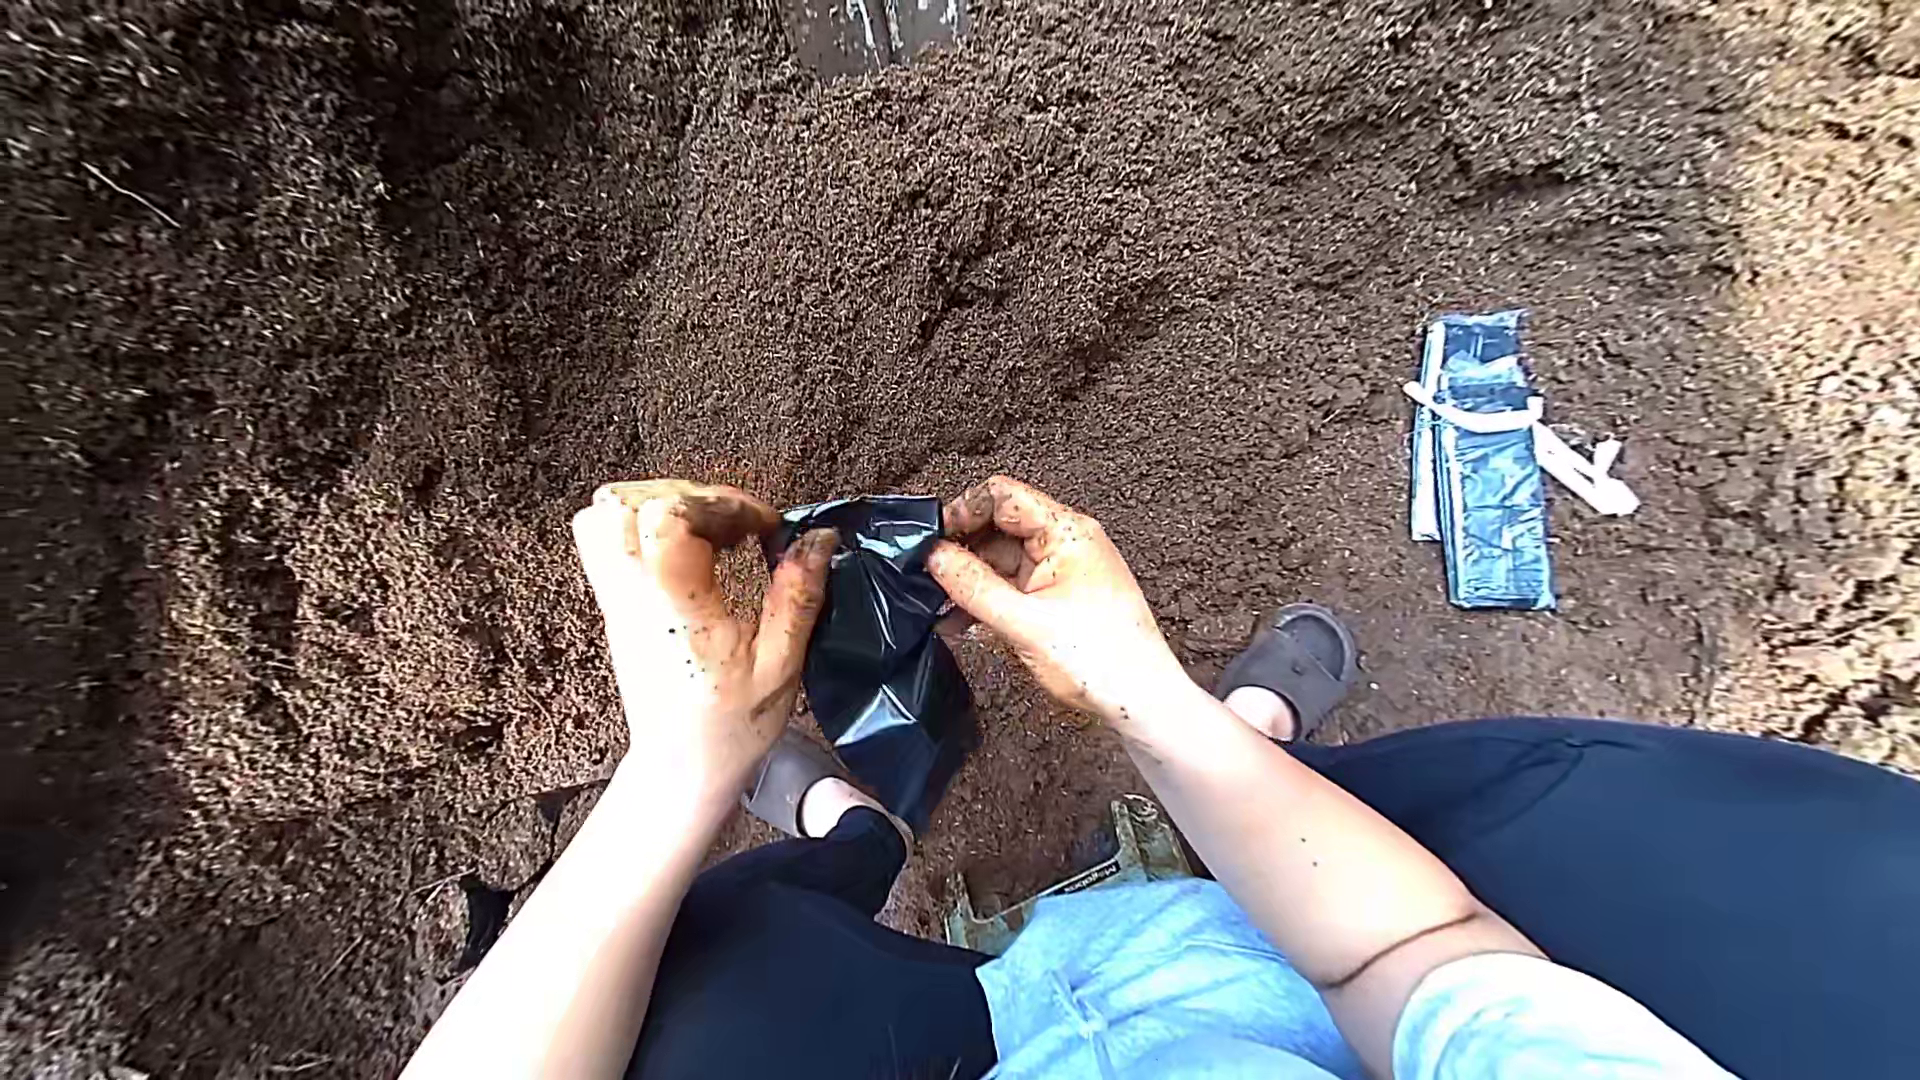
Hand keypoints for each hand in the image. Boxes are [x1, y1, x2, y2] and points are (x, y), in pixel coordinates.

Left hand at [572, 480, 834, 807]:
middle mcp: (633, 598)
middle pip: (627, 503)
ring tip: (714, 529)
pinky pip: (608, 538)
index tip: (764, 526)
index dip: (721, 502)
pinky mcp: (616, 604)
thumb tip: (818, 539)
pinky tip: (695, 547)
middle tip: (739, 524)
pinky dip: (649, 523)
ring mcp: (616, 600)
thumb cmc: (733, 725)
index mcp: (676, 611)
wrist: (681, 767)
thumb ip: (798, 595)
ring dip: (664, 503)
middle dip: (695, 495)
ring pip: (605, 515)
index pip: (665, 517)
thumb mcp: (782, 664)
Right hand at [926, 476, 1185, 724]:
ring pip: (1001, 557)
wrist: (1142, 704)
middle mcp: (1065, 542)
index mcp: (1067, 533)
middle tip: (929, 573)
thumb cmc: (1102, 662)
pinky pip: (1010, 584)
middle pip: (999, 525)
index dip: (963, 511)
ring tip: (939, 603)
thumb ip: (973, 585)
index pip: (1004, 497)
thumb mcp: (1025, 623)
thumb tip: (934, 556)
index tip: (933, 538)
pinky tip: (960, 619)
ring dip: (968, 577)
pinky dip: (984, 597)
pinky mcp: (1055, 595)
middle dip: (961, 548)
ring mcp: (1060, 569)